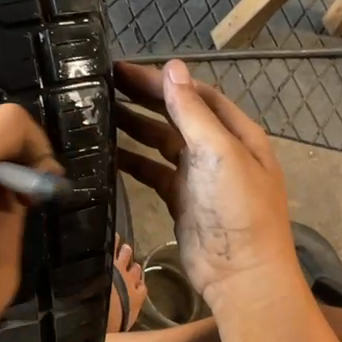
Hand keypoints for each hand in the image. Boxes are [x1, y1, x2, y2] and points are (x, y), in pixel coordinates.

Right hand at [113, 59, 296, 304]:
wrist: (241, 274)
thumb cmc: (237, 209)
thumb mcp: (218, 153)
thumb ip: (192, 112)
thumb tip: (173, 67)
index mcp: (235, 133)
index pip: (194, 94)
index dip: (161, 80)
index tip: (123, 69)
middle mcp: (217, 149)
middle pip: (176, 114)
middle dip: (144, 97)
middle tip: (104, 84)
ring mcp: (197, 175)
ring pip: (161, 141)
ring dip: (134, 126)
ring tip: (100, 113)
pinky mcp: (179, 198)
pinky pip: (151, 171)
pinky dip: (131, 161)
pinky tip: (107, 154)